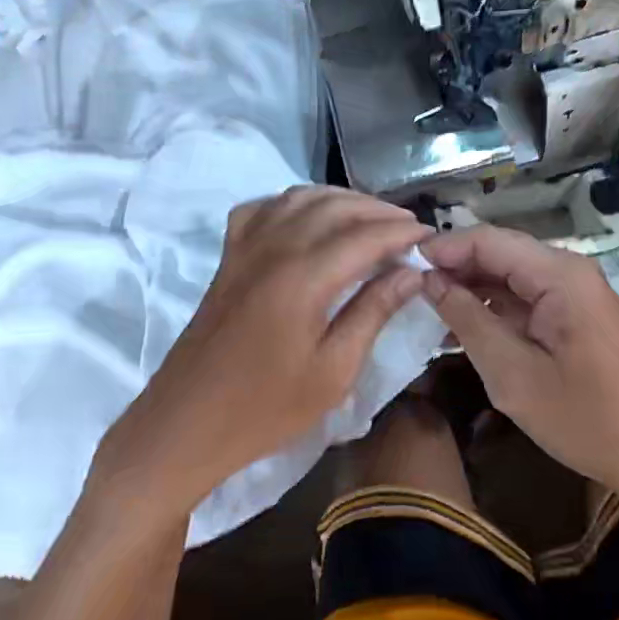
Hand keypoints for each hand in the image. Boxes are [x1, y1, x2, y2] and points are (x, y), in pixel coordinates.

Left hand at [93, 187, 429, 513]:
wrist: (187, 421)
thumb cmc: (265, 408)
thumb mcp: (333, 371)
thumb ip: (373, 312)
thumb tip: (411, 274)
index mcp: (303, 276)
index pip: (364, 236)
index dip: (400, 233)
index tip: (430, 236)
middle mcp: (273, 247)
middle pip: (334, 207)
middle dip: (376, 210)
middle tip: (407, 227)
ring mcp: (245, 247)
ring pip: (299, 198)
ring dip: (339, 199)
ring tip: (368, 217)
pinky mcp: (228, 256)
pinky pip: (262, 209)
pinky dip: (292, 203)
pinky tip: (307, 218)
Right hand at [421, 226, 618, 496]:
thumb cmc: (586, 419)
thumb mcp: (513, 374)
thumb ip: (468, 319)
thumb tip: (430, 280)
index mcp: (559, 275)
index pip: (488, 240)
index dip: (443, 248)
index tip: (403, 265)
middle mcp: (569, 270)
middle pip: (498, 252)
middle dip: (453, 267)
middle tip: (408, 287)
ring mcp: (575, 291)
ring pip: (509, 275)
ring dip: (470, 288)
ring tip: (425, 309)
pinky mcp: (575, 312)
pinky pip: (525, 297)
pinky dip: (493, 308)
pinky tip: (461, 328)